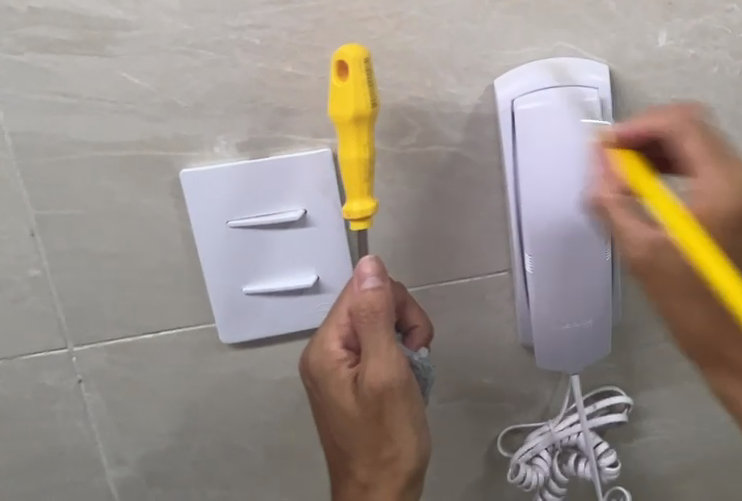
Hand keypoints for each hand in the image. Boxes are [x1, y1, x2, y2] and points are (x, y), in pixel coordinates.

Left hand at [300, 255, 432, 500]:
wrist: (383, 494)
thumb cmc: (387, 437)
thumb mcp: (386, 371)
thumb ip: (377, 315)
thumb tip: (370, 263)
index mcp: (326, 347)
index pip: (362, 289)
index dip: (395, 304)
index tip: (410, 338)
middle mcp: (326, 351)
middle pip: (373, 302)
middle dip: (405, 321)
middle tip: (415, 356)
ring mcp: (339, 367)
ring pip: (383, 321)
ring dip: (408, 339)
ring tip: (413, 372)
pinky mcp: (355, 379)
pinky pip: (383, 345)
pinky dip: (403, 355)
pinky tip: (408, 379)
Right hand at [590, 103, 741, 395]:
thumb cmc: (695, 310)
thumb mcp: (644, 256)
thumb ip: (615, 202)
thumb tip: (597, 163)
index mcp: (726, 185)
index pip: (682, 124)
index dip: (639, 126)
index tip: (605, 146)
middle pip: (693, 126)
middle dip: (648, 133)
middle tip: (611, 156)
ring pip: (700, 141)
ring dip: (661, 147)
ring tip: (622, 169)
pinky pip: (708, 163)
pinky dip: (677, 162)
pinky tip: (648, 183)